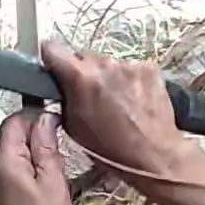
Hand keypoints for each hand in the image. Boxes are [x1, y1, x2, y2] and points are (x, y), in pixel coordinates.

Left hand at [0, 110, 75, 204]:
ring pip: (18, 160)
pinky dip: (35, 177)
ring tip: (62, 175)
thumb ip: (47, 148)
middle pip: (15, 140)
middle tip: (67, 154)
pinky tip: (52, 193)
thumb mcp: (54, 184)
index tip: (63, 124)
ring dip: (40, 160)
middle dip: (40, 139)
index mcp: (2, 162)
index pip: (14, 121)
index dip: (38, 116)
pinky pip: (18, 179)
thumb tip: (45, 118)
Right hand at [41, 42, 204, 190]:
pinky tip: (133, 100)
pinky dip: (129, 80)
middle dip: (84, 73)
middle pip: (84, 57)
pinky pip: (130, 68)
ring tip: (117, 102)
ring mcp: (129, 64)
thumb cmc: (110, 149)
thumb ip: (64, 98)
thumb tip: (61, 86)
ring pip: (108, 63)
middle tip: (91, 95)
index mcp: (80, 77)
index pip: (53, 49)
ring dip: (108, 77)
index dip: (51, 58)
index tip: (54, 66)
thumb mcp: (73, 126)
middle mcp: (104, 64)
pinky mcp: (149, 68)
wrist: (153, 155)